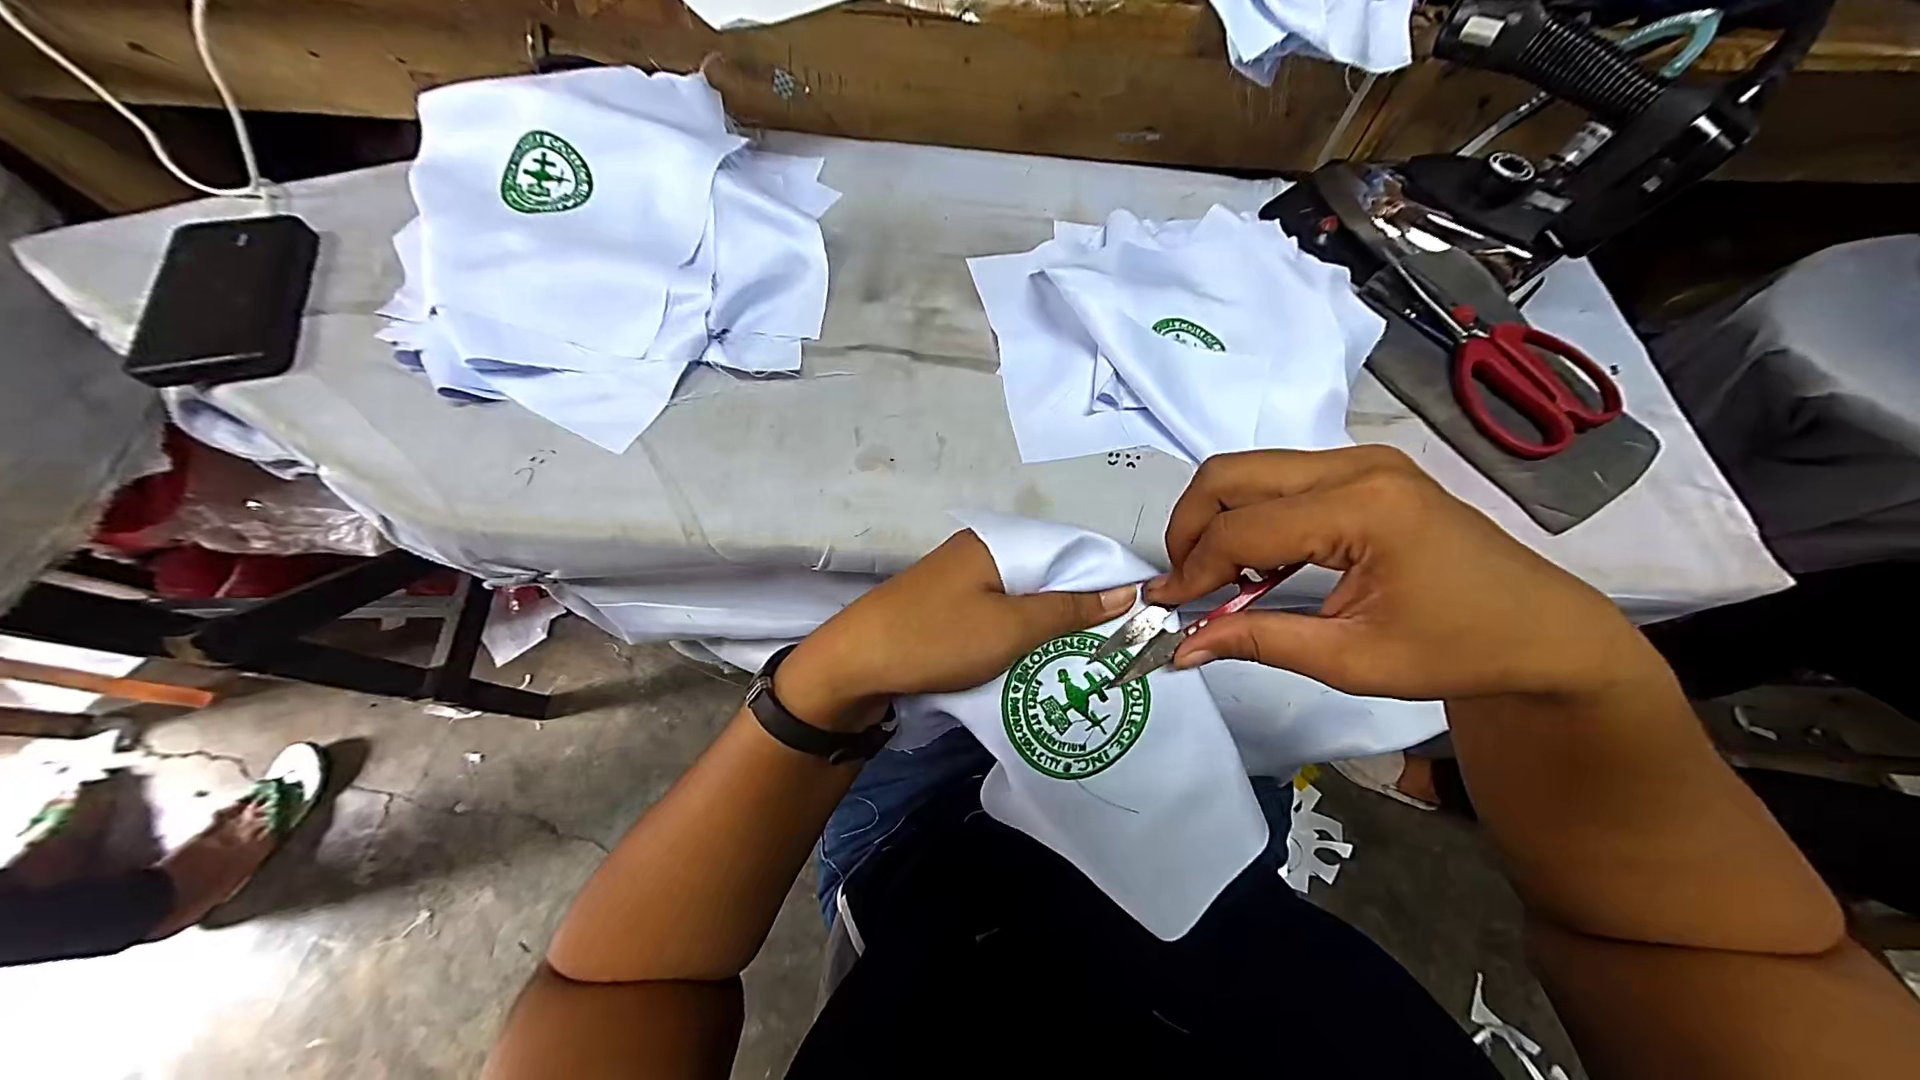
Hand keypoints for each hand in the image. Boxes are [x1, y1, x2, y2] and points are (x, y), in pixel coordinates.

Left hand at [775, 530, 1136, 729]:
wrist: (852, 667)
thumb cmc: (935, 640)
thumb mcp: (1010, 627)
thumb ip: (1069, 609)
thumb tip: (1125, 591)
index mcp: (997, 542)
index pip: (1070, 548)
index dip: (1106, 578)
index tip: (1137, 614)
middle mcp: (981, 552)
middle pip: (1048, 574)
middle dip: (1081, 606)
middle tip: (1115, 642)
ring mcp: (962, 581)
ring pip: (1025, 598)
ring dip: (1052, 624)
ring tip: (1087, 653)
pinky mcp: (950, 609)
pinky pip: (1000, 614)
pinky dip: (1022, 633)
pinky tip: (1041, 656)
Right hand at [1144, 446, 1664, 700]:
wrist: (1542, 629)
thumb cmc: (1457, 650)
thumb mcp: (1351, 660)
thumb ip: (1258, 642)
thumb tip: (1181, 647)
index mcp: (1364, 508)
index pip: (1243, 530)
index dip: (1192, 570)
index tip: (1164, 608)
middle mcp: (1355, 466)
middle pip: (1229, 475)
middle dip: (1189, 528)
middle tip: (1184, 582)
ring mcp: (1359, 459)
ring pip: (1245, 469)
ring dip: (1213, 518)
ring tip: (1216, 575)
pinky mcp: (1359, 468)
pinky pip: (1273, 478)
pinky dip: (1245, 514)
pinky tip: (1257, 561)